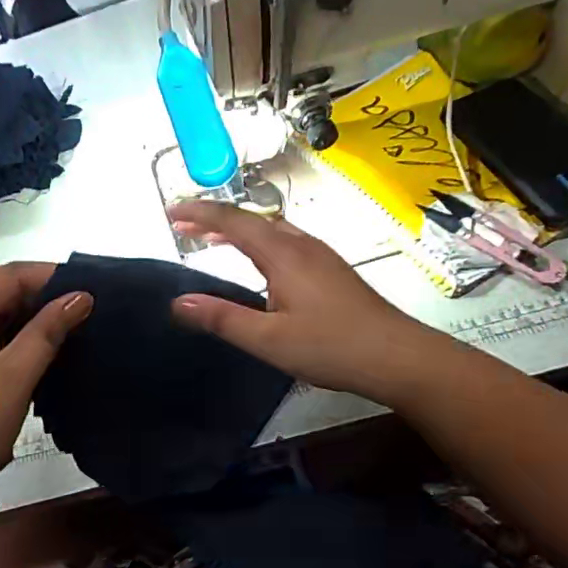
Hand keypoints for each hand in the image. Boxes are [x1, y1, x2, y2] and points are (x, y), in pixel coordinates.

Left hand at [0, 262, 90, 515]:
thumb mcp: (17, 374)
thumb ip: (49, 329)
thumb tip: (82, 296)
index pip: (8, 275)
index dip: (50, 276)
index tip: (90, 287)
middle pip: (1, 291)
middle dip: (44, 296)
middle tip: (88, 307)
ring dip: (34, 317)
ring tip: (75, 324)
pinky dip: (20, 336)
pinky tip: (49, 345)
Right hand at [167, 201, 464, 406]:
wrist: (396, 355)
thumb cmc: (331, 347)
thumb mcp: (268, 339)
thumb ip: (222, 318)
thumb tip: (178, 303)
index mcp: (283, 254)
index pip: (233, 222)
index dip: (199, 214)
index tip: (171, 212)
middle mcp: (303, 245)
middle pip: (253, 220)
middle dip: (216, 220)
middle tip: (186, 227)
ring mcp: (322, 256)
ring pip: (273, 230)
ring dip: (241, 230)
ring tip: (216, 241)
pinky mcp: (333, 271)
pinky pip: (288, 243)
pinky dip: (262, 243)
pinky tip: (263, 265)